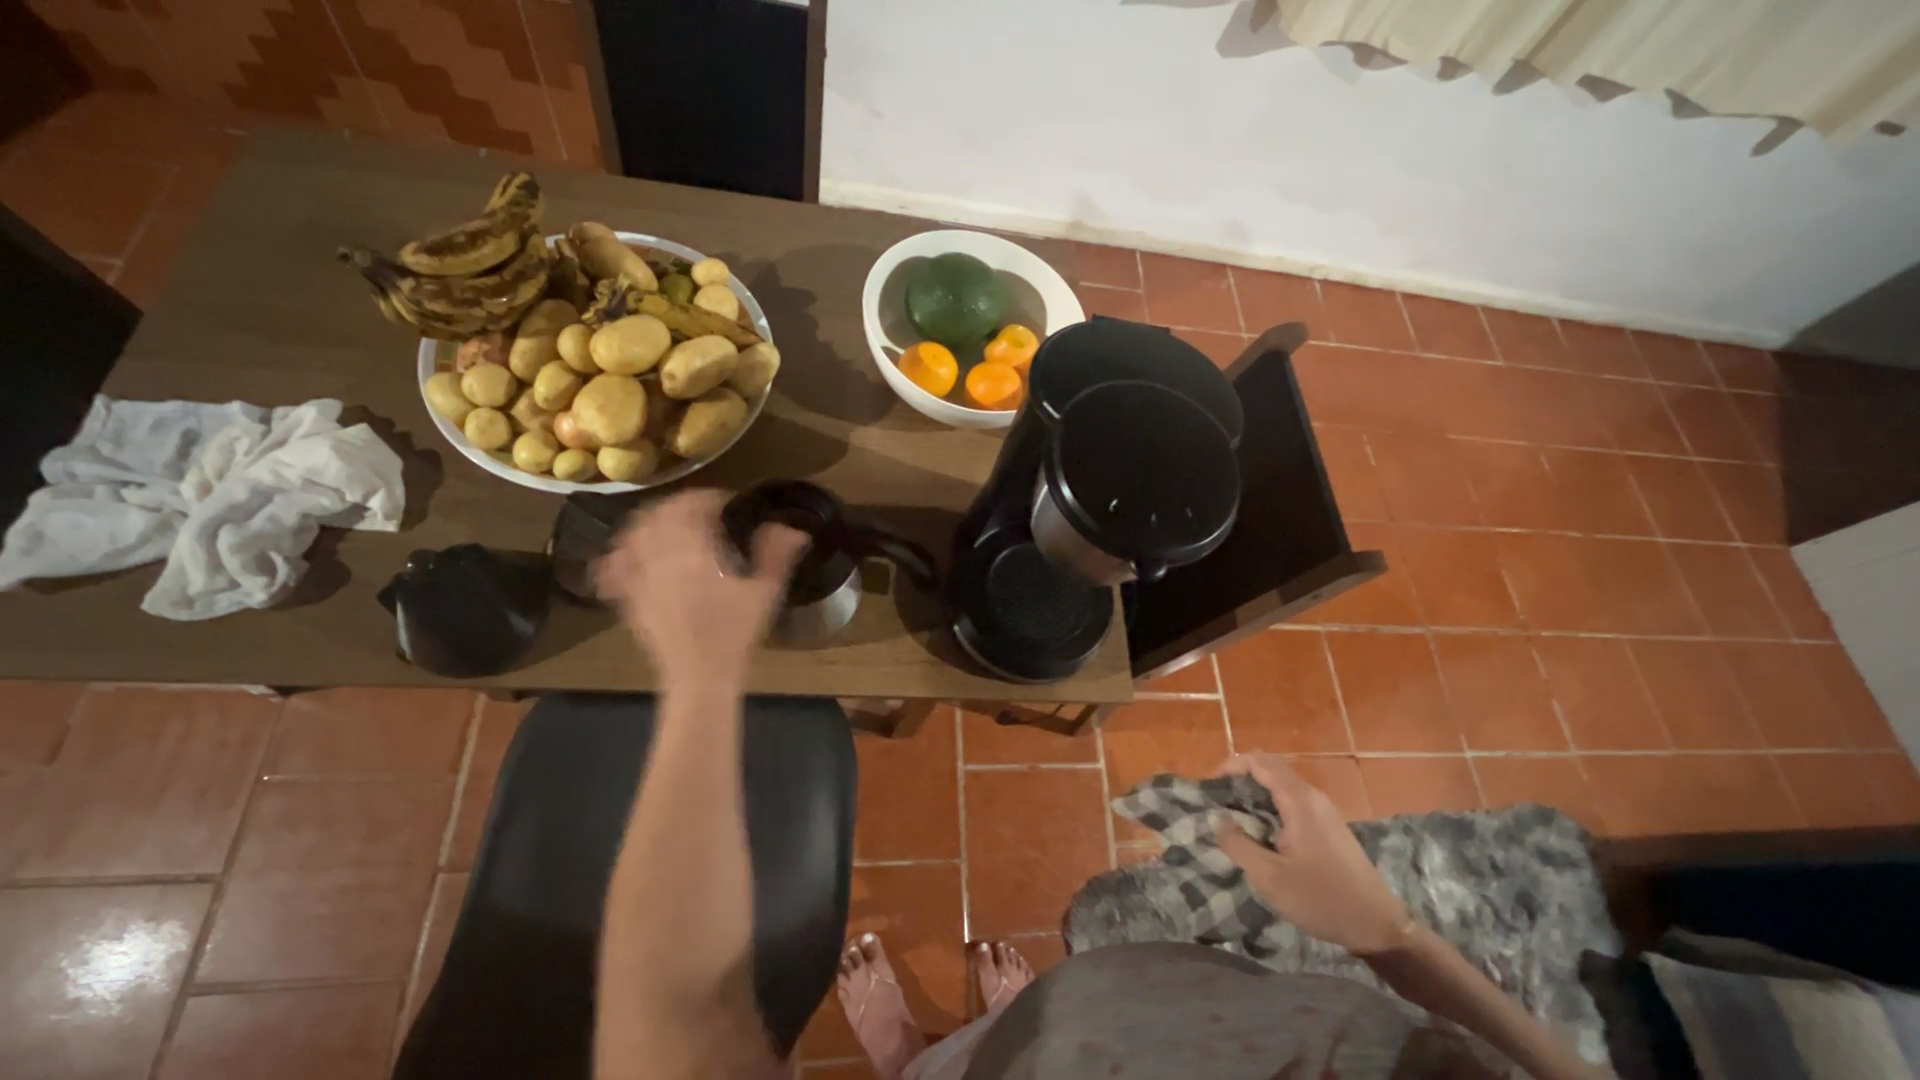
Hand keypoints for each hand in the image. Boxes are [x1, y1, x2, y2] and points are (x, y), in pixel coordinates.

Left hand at [595, 489, 808, 686]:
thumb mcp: (765, 593)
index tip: (727, 504)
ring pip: (633, 535)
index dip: (709, 498)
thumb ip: (777, 555)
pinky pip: (615, 567)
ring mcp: (640, 578)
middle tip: (699, 512)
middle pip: (658, 514)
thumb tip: (793, 528)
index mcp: (694, 551)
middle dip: (678, 505)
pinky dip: (621, 554)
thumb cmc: (736, 634)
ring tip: (668, 526)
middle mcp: (660, 558)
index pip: (692, 506)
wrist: (701, 677)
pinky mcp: (629, 598)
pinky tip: (630, 555)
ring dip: (649, 523)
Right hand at [1212, 753, 1412, 955]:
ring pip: (1282, 788)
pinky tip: (1260, 835)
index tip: (1208, 788)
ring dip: (1254, 796)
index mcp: (1299, 800)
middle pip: (1270, 770)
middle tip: (1215, 804)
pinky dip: (1270, 809)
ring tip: (1231, 819)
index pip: (1259, 762)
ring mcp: (1324, 812)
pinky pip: (1293, 804)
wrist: (1377, 925)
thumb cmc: (1320, 898)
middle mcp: (1313, 797)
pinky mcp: (1329, 828)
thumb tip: (1218, 818)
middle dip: (1239, 780)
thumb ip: (1237, 843)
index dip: (1230, 766)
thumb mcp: (1269, 876)